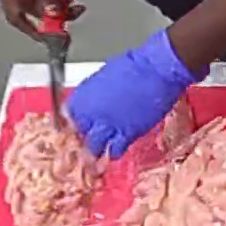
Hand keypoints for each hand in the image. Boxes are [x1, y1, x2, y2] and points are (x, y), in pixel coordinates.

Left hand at [68, 29, 198, 157]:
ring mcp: (109, 125)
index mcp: (83, 96)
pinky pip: (116, 149)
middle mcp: (91, 113)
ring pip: (95, 146)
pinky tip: (115, 154)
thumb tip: (98, 102)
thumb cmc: (134, 66)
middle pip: (80, 135)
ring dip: (95, 153)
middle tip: (85, 146)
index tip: (74, 128)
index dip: (72, 124)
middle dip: (82, 141)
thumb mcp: (105, 77)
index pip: (68, 118)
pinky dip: (115, 152)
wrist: (156, 71)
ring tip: (95, 160)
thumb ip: (97, 94)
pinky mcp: (128, 133)